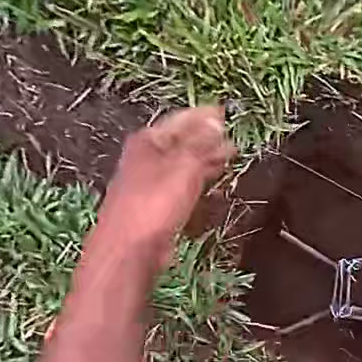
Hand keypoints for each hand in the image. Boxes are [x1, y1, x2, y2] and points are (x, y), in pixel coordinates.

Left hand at [96, 106, 235, 251]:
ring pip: (183, 165)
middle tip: (231, 138)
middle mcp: (147, 158)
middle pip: (182, 143)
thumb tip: (216, 122)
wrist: (130, 247)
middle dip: (207, 140)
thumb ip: (202, 144)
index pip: (181, 120)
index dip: (204, 117)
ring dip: (205, 162)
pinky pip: (183, 186)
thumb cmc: (154, 203)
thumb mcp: (183, 167)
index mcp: (149, 141)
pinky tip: (212, 186)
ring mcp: (151, 183)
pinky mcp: (157, 206)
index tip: (225, 113)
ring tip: (227, 159)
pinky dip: (199, 182)